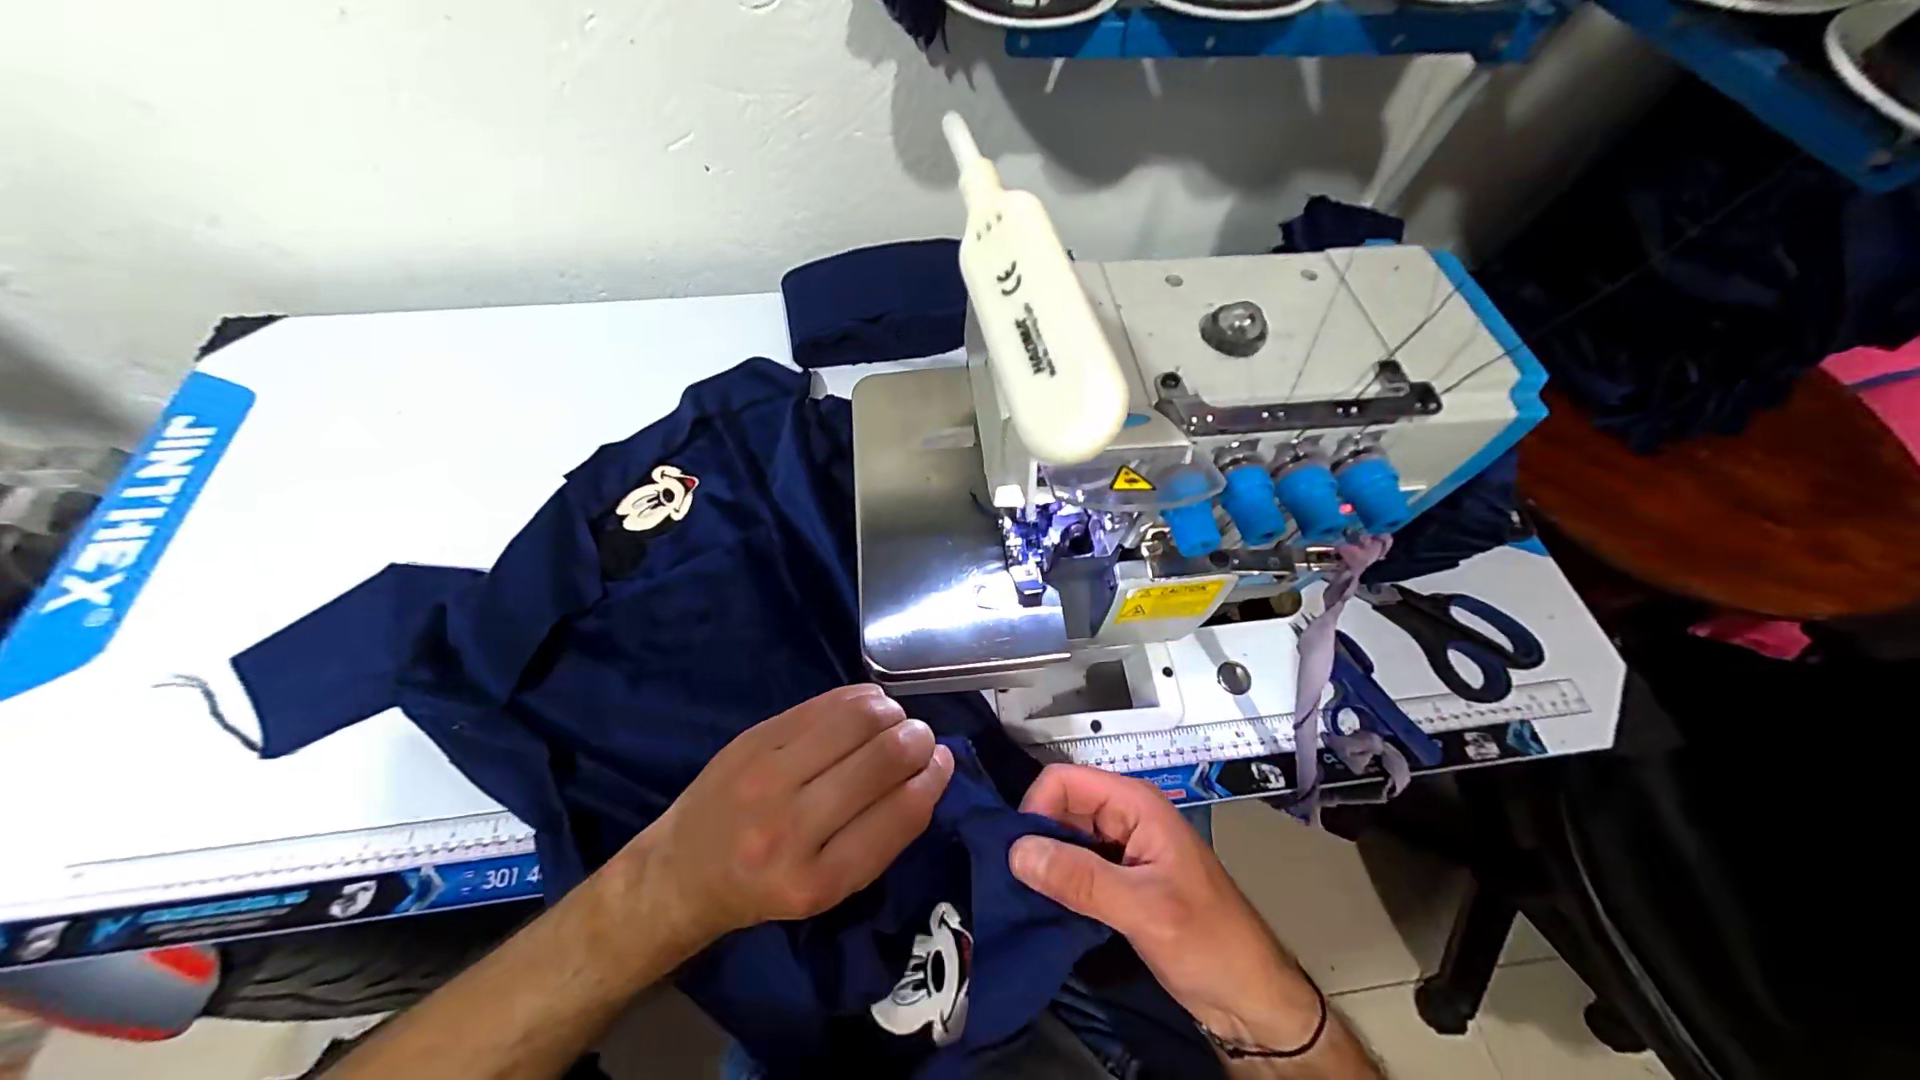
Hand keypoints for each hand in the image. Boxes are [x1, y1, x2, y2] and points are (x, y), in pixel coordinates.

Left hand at [626, 685, 953, 951]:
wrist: (681, 873)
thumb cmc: (764, 888)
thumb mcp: (829, 889)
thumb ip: (881, 834)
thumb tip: (932, 767)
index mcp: (820, 881)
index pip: (902, 813)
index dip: (934, 778)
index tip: (942, 761)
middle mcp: (792, 828)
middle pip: (884, 758)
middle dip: (918, 739)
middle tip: (921, 738)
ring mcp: (767, 778)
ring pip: (858, 719)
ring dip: (892, 713)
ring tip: (893, 721)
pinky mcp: (752, 741)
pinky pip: (824, 703)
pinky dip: (860, 698)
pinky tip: (867, 706)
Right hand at [1009, 765, 1319, 1049]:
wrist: (1251, 998)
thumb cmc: (1212, 943)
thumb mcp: (1145, 909)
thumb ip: (1080, 879)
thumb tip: (1018, 852)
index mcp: (1136, 804)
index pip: (1064, 780)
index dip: (1037, 807)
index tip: (1019, 853)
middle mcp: (1125, 816)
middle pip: (1060, 804)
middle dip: (1035, 834)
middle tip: (1015, 877)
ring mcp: (1120, 847)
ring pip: (1063, 835)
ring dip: (1044, 859)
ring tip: (1024, 893)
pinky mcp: (1117, 878)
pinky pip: (1074, 864)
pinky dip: (1057, 879)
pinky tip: (1044, 903)